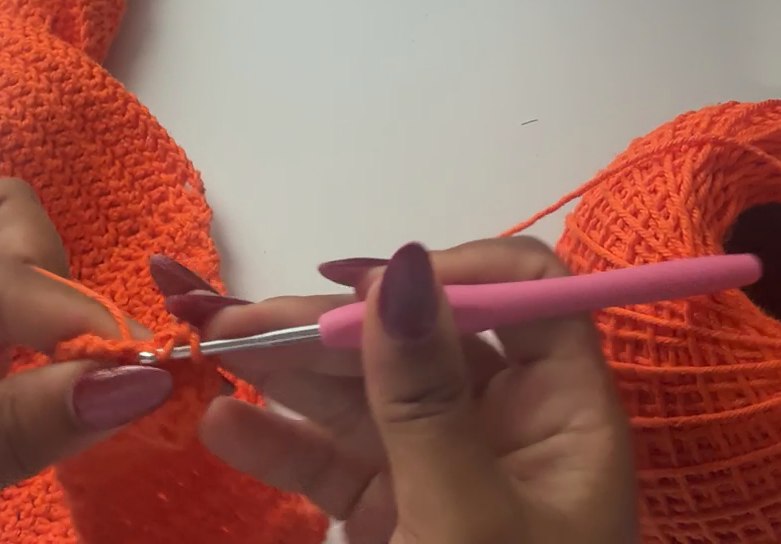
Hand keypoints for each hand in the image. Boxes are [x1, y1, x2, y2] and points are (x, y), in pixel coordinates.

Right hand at [159, 238, 637, 543]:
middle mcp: (510, 429)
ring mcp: (449, 470)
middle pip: (427, 338)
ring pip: (372, 394)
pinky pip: (341, 460)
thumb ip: (428, 393)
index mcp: (564, 416)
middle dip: (335, 326)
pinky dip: (286, 442)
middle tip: (241, 322)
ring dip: (294, 373)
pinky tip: (229, 428)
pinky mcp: (399, 516)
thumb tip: (404, 263)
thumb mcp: (464, 524)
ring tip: (216, 352)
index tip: (367, 285)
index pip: (527, 295)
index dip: (456, 272)